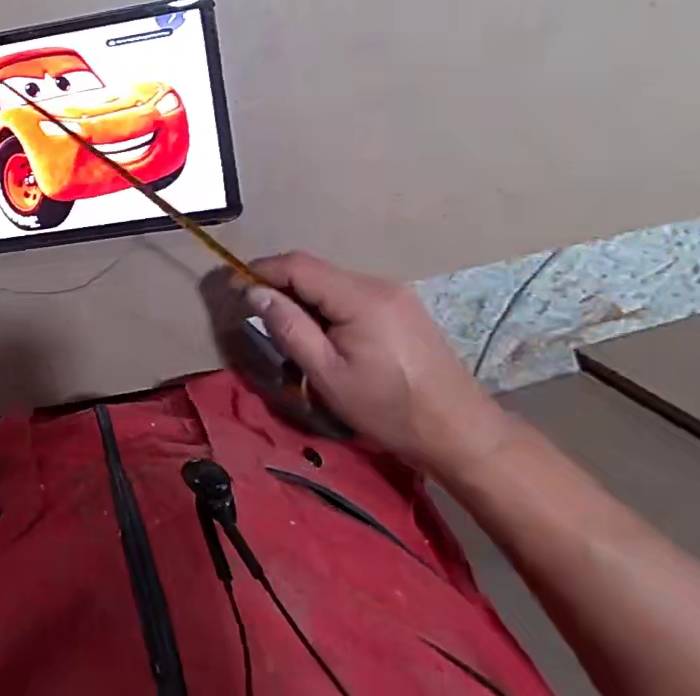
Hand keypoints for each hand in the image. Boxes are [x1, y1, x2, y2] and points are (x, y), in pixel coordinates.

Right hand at [242, 251, 511, 473]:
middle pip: (313, 269)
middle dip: (279, 284)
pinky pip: (348, 292)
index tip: (236, 290)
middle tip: (258, 314)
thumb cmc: (389, 409)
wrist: (463, 434)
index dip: (260, 271)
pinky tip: (323, 333)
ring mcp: (394, 293)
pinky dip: (324, 303)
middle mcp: (378, 285)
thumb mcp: (327, 374)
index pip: (297, 264)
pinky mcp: (401, 306)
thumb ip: (288, 327)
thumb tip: (254, 292)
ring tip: (289, 329)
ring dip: (301, 295)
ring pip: (329, 280)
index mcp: (360, 299)